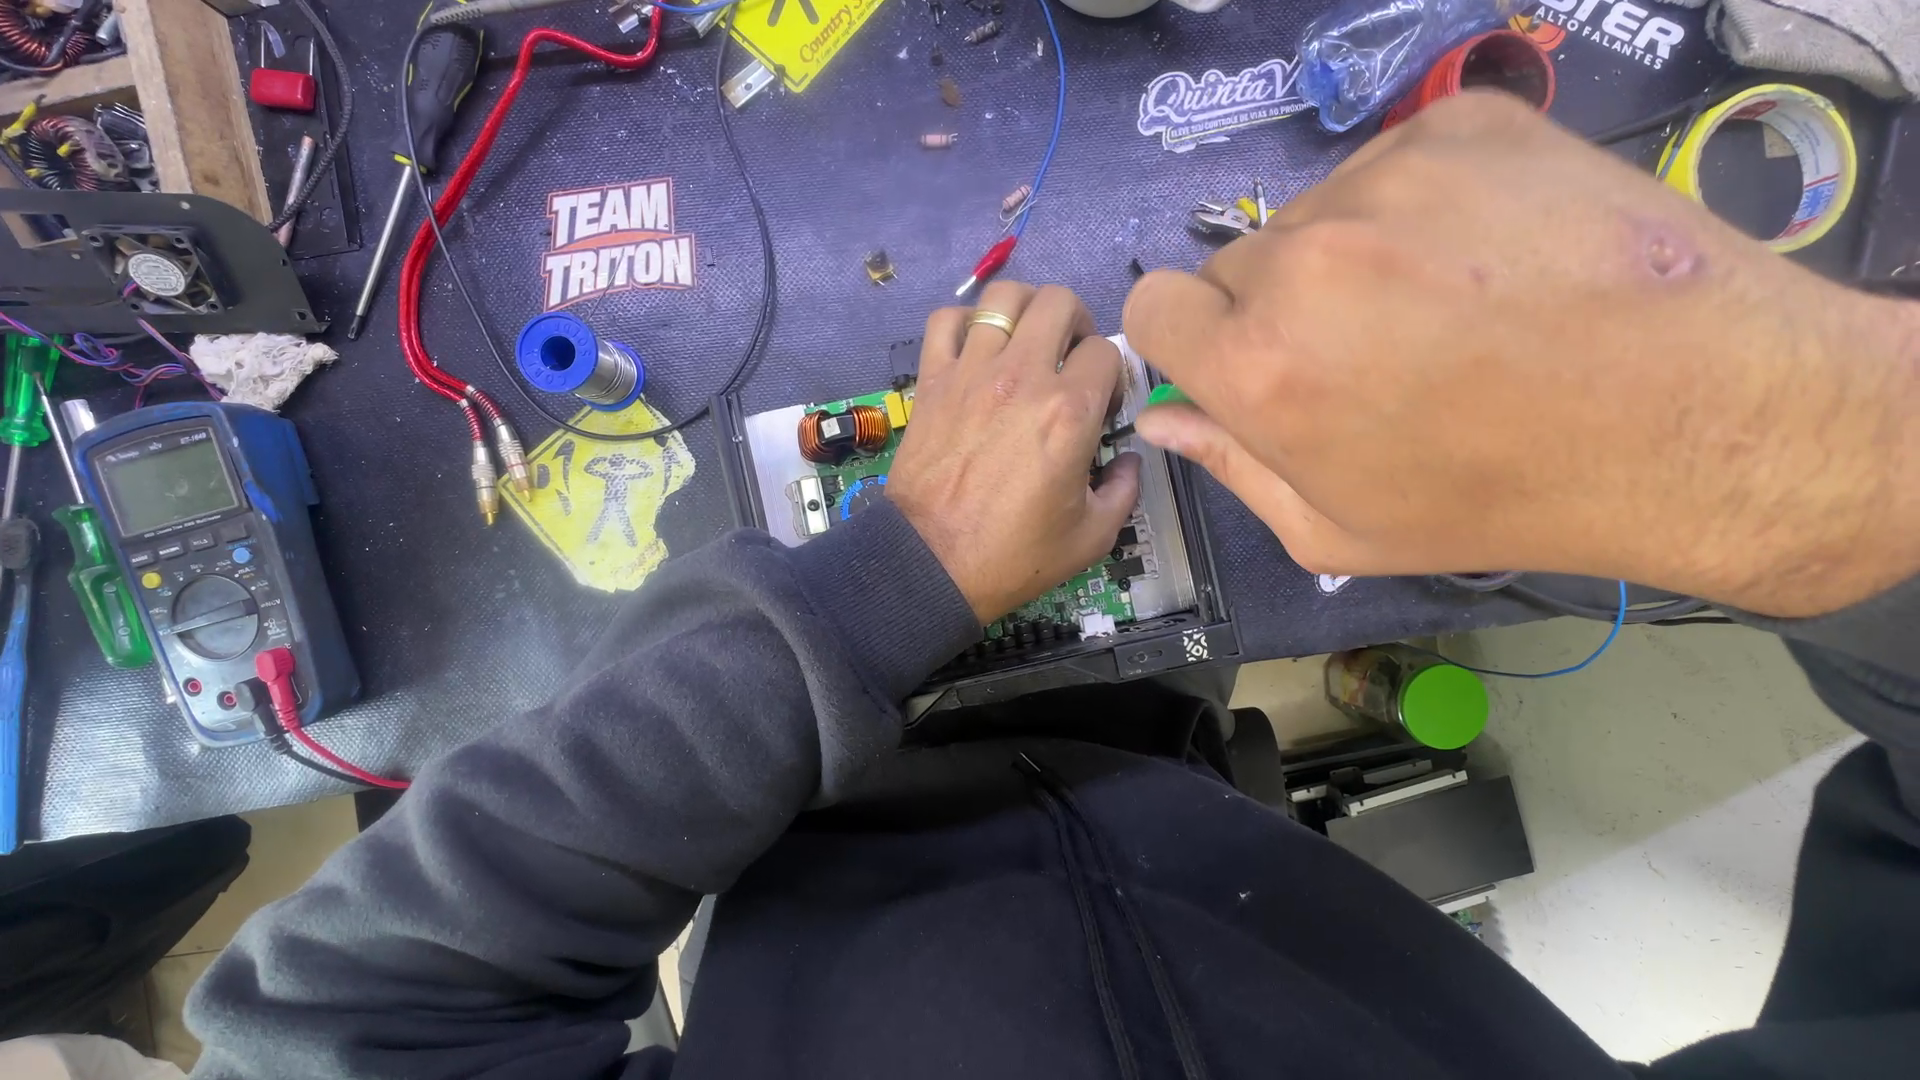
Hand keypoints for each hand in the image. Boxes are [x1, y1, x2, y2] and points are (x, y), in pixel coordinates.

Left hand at [890, 282, 1141, 623]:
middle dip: (1078, 324)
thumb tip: (1129, 460)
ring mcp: (972, 372)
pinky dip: (965, 322)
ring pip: (1004, 296)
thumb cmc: (1014, 556)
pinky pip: (946, 321)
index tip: (1101, 407)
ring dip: (1025, 310)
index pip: (1107, 351)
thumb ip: (1125, 488)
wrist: (932, 564)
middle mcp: (1023, 375)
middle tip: (1070, 360)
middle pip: (1060, 302)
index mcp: (1070, 411)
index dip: (1113, 376)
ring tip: (1027, 342)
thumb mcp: (1093, 536)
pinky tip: (977, 349)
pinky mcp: (933, 380)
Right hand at [1123, 92, 1919, 617]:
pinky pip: (1385, 166)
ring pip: (1308, 217)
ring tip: (1433, 304)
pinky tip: (1478, 253)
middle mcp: (1301, 261)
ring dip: (1339, 259)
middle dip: (1268, 309)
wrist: (1698, 420)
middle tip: (1356, 350)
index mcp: (1257, 365)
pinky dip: (1410, 207)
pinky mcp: (1460, 123)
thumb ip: (1227, 466)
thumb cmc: (1491, 499)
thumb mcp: (1332, 529)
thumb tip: (1160, 415)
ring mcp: (1383, 180)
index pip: (1151, 308)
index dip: (1187, 339)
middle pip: (1231, 266)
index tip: (1233, 361)